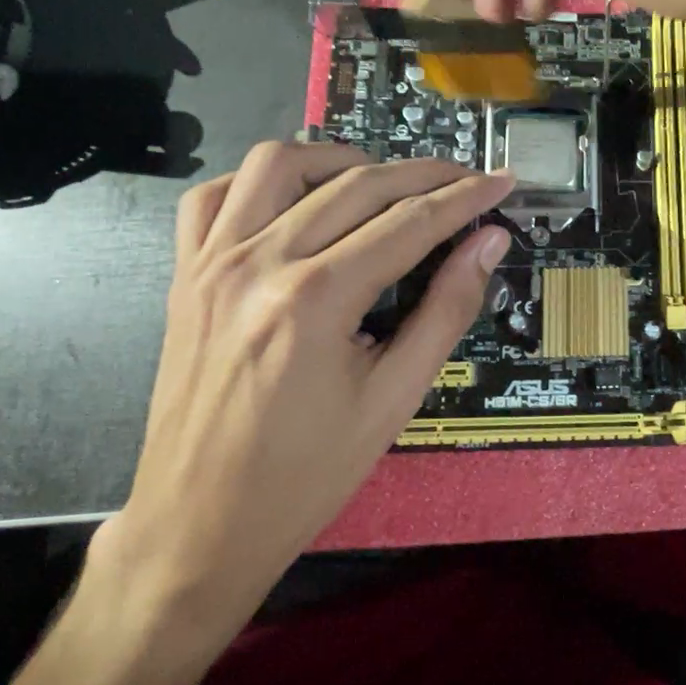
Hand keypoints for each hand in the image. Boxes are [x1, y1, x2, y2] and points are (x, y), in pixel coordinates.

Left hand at [91, 143, 514, 647]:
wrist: (201, 524)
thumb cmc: (307, 474)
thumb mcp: (394, 398)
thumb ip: (446, 309)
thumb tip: (489, 242)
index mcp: (316, 299)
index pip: (410, 222)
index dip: (465, 196)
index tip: (501, 179)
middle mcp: (260, 263)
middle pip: (357, 185)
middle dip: (424, 174)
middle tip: (466, 179)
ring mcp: (211, 262)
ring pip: (279, 164)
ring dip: (341, 160)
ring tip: (382, 182)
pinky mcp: (184, 274)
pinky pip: (215, 195)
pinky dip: (261, 181)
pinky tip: (297, 201)